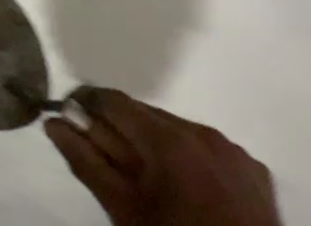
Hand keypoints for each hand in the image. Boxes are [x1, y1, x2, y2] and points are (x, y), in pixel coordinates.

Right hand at [45, 87, 280, 225]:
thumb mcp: (121, 210)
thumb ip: (86, 161)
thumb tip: (54, 122)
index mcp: (167, 139)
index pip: (113, 100)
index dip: (86, 105)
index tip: (69, 120)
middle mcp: (202, 132)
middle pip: (145, 114)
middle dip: (120, 130)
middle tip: (107, 163)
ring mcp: (233, 151)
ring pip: (178, 130)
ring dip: (155, 145)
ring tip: (148, 183)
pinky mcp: (255, 171)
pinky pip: (210, 150)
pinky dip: (190, 160)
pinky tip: (186, 193)